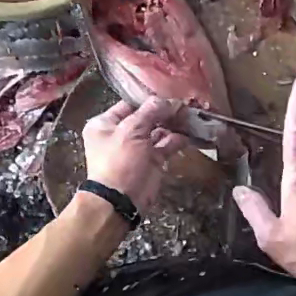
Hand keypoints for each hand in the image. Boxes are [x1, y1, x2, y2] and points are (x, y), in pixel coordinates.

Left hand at [82, 96, 191, 214]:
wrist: (121, 201)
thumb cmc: (120, 161)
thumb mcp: (132, 131)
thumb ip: (151, 112)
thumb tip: (169, 101)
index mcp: (105, 124)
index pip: (129, 105)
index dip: (149, 100)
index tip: (170, 94)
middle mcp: (120, 134)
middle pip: (146, 117)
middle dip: (165, 112)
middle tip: (185, 105)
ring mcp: (137, 148)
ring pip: (158, 131)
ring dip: (173, 124)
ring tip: (190, 117)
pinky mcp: (151, 161)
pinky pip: (165, 146)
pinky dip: (177, 140)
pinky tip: (189, 133)